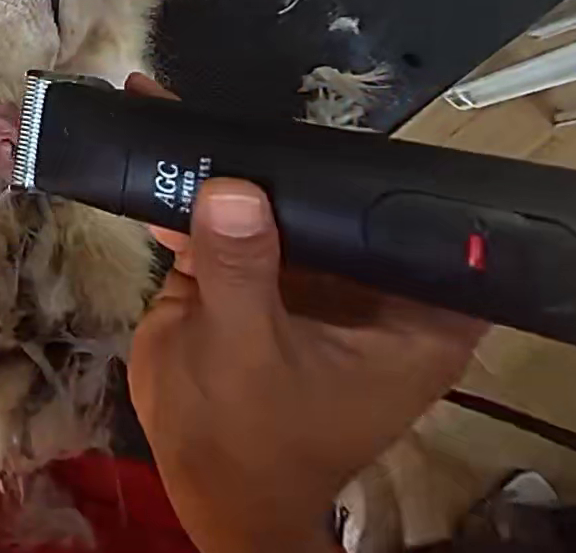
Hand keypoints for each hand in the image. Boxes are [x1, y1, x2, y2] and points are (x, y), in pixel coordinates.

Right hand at [124, 74, 485, 552]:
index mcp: (402, 309)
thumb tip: (231, 187)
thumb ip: (242, 271)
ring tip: (179, 108)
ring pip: (265, 199)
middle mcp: (355, 279)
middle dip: (285, 152)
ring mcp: (292, 269)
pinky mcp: (240, 266)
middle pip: (329, 197)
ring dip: (221, 162)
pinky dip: (183, 186)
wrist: (191, 472)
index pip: (424, 227)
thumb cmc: (248, 435)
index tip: (353, 131)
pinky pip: (216, 214)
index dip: (398, 176)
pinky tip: (150, 143)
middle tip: (243, 102)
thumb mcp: (248, 353)